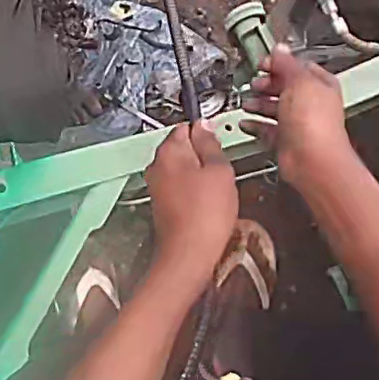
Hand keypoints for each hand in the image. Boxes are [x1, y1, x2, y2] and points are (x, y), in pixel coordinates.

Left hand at [144, 122, 238, 275]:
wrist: (189, 254)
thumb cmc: (206, 213)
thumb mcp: (219, 170)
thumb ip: (210, 144)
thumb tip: (204, 125)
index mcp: (168, 151)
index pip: (186, 126)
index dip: (206, 134)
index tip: (221, 147)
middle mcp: (156, 165)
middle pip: (183, 148)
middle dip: (203, 156)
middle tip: (221, 172)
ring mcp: (157, 186)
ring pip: (183, 169)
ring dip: (200, 175)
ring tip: (217, 190)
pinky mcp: (161, 204)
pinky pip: (180, 187)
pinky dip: (194, 192)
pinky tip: (207, 204)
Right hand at [242, 46, 356, 185]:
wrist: (312, 160)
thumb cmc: (314, 122)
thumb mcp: (298, 81)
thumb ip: (286, 64)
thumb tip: (279, 49)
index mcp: (320, 85)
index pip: (298, 67)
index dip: (280, 64)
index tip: (263, 65)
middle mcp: (311, 104)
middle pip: (285, 88)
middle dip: (267, 85)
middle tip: (255, 83)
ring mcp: (299, 123)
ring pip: (275, 109)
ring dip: (259, 104)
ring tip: (247, 101)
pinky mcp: (286, 141)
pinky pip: (267, 130)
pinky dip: (255, 125)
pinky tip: (246, 122)